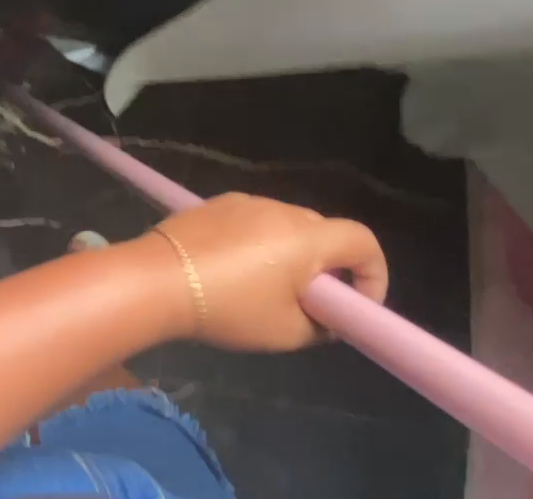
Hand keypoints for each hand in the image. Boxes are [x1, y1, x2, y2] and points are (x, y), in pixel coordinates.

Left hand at [146, 193, 386, 351]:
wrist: (159, 279)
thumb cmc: (230, 307)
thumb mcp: (288, 331)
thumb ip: (322, 324)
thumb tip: (326, 314)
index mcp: (305, 236)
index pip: (361, 239)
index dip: (373, 272)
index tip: (357, 304)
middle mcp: (278, 208)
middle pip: (323, 229)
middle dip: (330, 264)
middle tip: (313, 300)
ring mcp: (243, 201)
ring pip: (286, 223)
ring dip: (293, 250)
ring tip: (271, 286)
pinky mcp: (213, 203)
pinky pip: (253, 219)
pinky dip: (260, 240)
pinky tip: (237, 268)